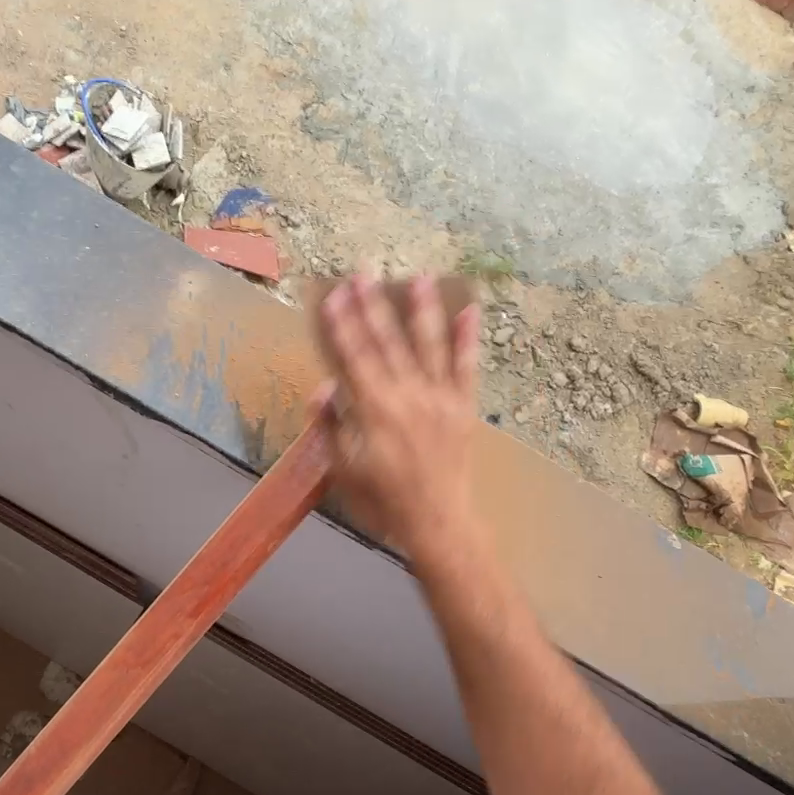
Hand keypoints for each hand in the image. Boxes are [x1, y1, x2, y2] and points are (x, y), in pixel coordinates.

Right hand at [313, 273, 482, 560]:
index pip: (353, 357)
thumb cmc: (383, 502)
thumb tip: (324, 387)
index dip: (341, 325)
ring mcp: (440, 399)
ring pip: (429, 345)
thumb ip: (332, 426)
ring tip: (418, 277)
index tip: (332, 295)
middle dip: (372, 305)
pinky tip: (469, 310)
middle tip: (364, 271)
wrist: (437, 523)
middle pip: (387, 342)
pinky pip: (466, 367)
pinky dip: (468, 338)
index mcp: (375, 410)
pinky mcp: (463, 408)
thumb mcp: (343, 470)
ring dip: (422, 310)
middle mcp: (408, 395)